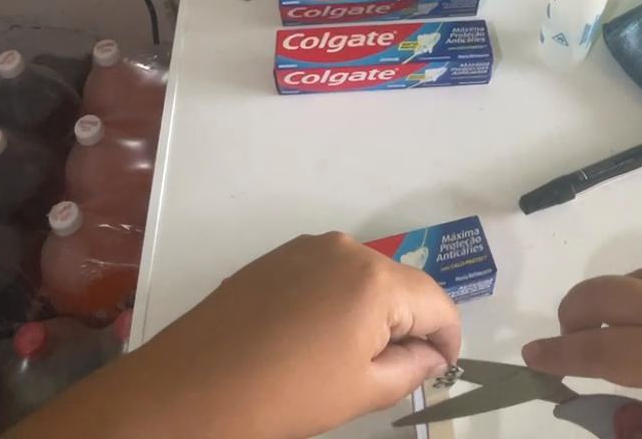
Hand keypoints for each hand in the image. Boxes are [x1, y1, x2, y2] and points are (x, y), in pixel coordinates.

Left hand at [18, 232, 459, 438]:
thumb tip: (433, 354)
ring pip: (365, 274)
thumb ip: (410, 368)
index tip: (445, 369)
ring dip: (375, 308)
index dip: (449, 337)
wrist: (191, 386)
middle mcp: (347, 248)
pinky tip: (319, 334)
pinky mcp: (280, 253)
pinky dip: (340, 297)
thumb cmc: (284, 396)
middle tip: (402, 369)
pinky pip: (329, 269)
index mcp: (375, 280)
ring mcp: (309, 245)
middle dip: (411, 322)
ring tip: (355, 355)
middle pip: (401, 283)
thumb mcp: (359, 391)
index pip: (437, 301)